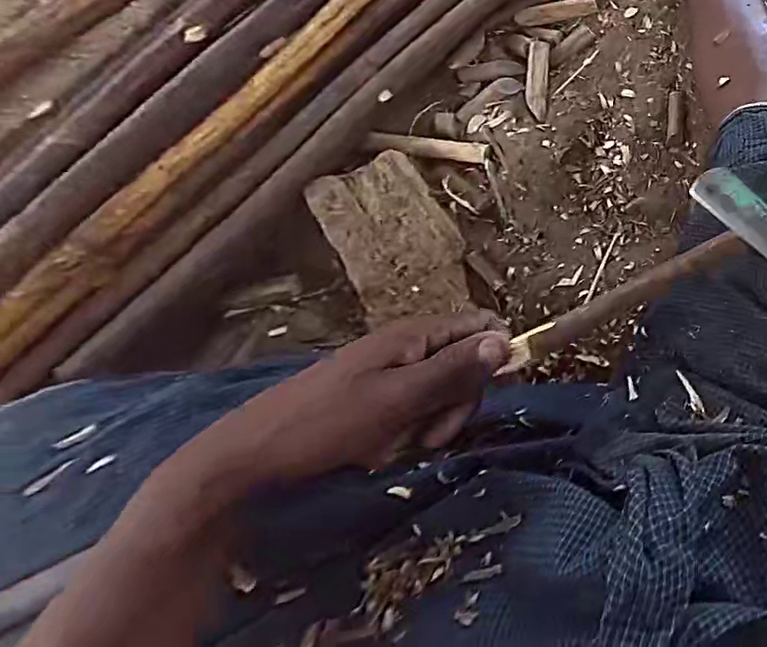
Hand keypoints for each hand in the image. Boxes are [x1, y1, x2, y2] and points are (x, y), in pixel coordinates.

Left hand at [176, 312, 509, 491]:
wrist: (234, 466)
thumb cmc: (321, 425)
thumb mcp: (398, 397)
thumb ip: (456, 368)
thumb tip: (506, 340)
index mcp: (416, 334)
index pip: (484, 325)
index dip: (496, 352)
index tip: (491, 387)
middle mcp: (407, 346)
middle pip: (467, 363)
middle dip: (458, 401)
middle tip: (433, 432)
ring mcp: (387, 373)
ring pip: (441, 391)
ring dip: (430, 422)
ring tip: (395, 445)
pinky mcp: (371, 399)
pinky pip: (412, 409)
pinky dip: (404, 431)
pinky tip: (377, 448)